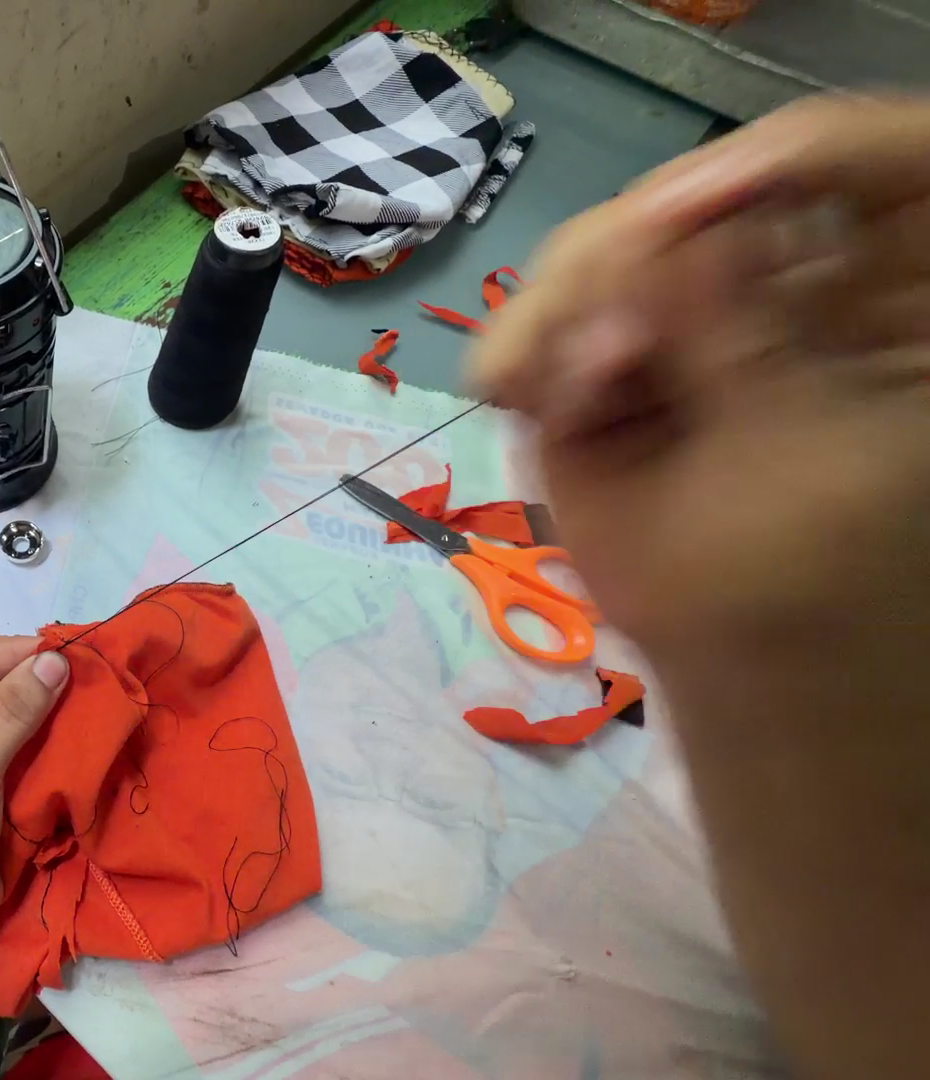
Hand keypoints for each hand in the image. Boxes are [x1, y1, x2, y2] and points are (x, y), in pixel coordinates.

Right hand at [472, 96, 929, 657]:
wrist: (719, 642)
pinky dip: (505, 357)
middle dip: (613, 269)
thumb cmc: (806, 564)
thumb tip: (658, 227)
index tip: (680, 210)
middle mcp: (770, 283)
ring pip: (581, 259)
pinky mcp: (578, 369)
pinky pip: (522, 328)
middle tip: (601, 351)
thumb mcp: (800, 445)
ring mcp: (660, 327)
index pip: (861, 164)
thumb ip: (740, 335)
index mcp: (885, 287)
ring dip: (545, 321)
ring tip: (549, 396)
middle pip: (679, 203)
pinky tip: (515, 397)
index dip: (778, 161)